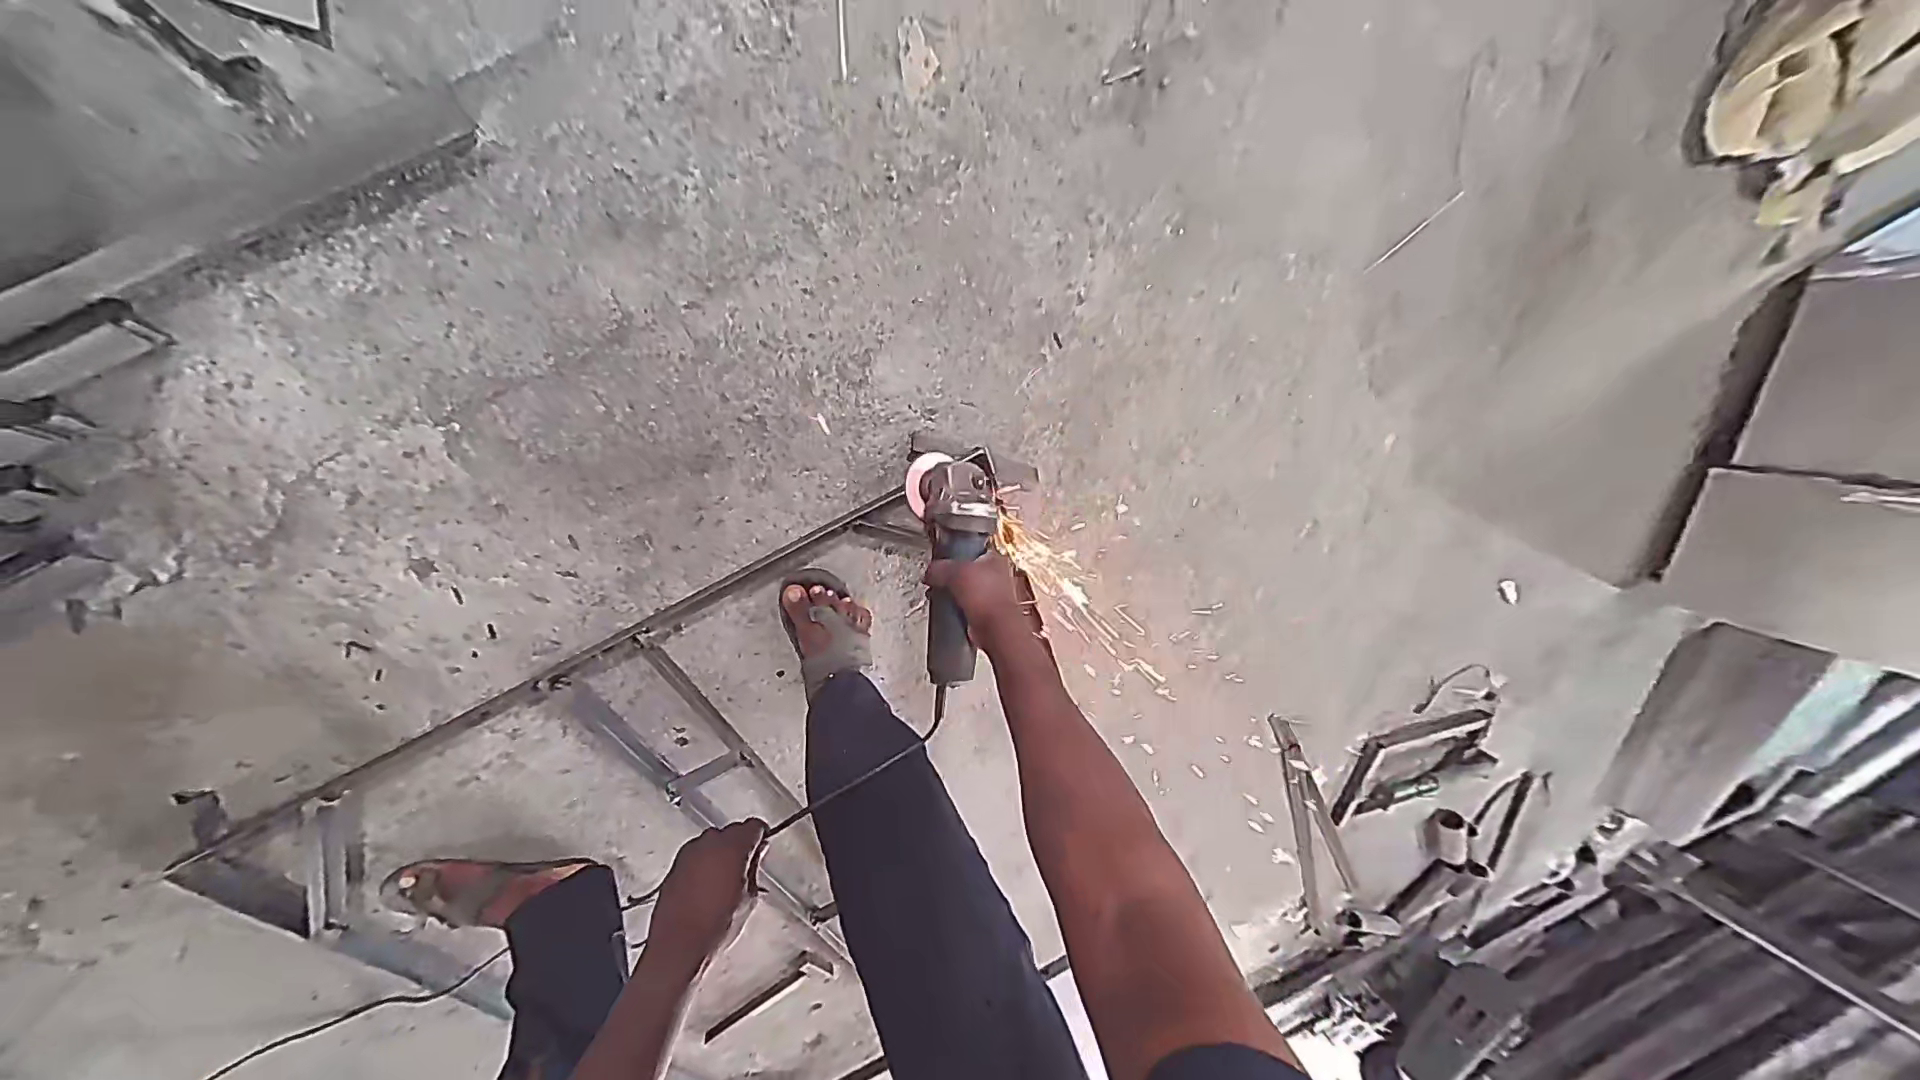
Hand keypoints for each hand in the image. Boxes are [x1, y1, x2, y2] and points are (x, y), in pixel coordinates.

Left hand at [649, 819, 766, 961]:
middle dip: (740, 845)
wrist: (678, 947)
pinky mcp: (673, 867)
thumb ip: (754, 870)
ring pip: (711, 843)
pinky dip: (702, 865)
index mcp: (734, 845)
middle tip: (746, 869)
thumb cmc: (718, 924)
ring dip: (719, 854)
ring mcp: (688, 853)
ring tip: (724, 880)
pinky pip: (695, 857)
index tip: (762, 849)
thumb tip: (755, 856)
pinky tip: (705, 888)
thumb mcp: (749, 898)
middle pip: (732, 832)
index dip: (761, 837)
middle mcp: (710, 841)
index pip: (754, 826)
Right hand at [923, 551, 1042, 653]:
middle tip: (939, 580)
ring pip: (967, 591)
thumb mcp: (955, 572)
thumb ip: (940, 568)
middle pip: (968, 572)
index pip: (974, 551)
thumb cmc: (985, 596)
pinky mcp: (986, 614)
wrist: (993, 628)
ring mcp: (993, 597)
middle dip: (952, 578)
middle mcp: (998, 577)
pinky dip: (957, 609)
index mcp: (995, 559)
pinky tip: (949, 611)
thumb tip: (930, 571)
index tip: (943, 560)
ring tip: (941, 596)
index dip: (957, 555)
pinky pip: (966, 608)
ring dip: (953, 595)